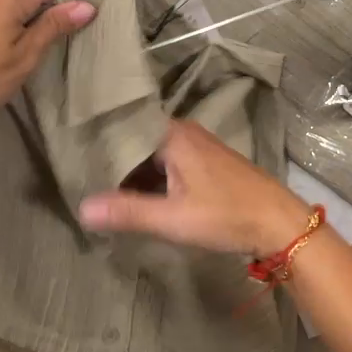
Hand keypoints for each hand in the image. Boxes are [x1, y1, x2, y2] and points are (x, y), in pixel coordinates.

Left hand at [0, 0, 94, 140]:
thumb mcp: (25, 56)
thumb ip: (55, 26)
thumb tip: (87, 4)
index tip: (81, 19)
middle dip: (50, 8)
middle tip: (60, 40)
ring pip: (14, 0)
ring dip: (28, 18)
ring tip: (34, 49)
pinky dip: (8, 23)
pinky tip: (6, 50)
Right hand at [78, 120, 314, 256]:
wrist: (278, 222)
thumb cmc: (225, 214)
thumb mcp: (172, 218)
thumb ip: (128, 211)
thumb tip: (82, 207)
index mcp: (171, 134)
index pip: (123, 129)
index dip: (99, 143)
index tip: (73, 156)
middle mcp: (182, 131)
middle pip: (137, 141)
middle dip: (114, 159)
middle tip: (82, 175)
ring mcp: (196, 144)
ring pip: (152, 152)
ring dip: (133, 169)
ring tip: (102, 186)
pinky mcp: (206, 161)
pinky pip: (167, 160)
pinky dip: (152, 175)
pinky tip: (138, 193)